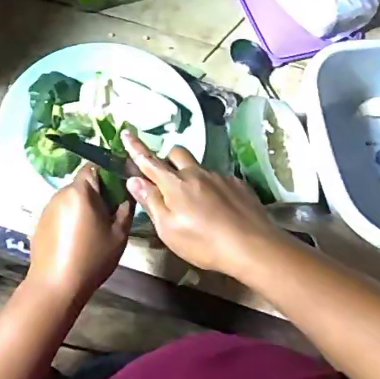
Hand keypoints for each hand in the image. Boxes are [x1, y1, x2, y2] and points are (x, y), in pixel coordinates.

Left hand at [27, 164, 131, 300]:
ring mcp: (47, 208)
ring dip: (82, 208)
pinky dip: (69, 220)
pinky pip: (60, 213)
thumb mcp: (119, 235)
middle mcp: (60, 193)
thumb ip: (126, 209)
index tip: (117, 192)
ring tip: (92, 232)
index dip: (106, 175)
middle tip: (108, 216)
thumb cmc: (92, 258)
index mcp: (80, 191)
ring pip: (70, 199)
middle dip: (95, 195)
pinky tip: (75, 241)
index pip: (93, 167)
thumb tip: (127, 193)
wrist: (55, 285)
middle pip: (81, 185)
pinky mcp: (40, 222)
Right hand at [122, 130, 282, 277]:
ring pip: (199, 168)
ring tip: (198, 206)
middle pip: (177, 153)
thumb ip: (151, 202)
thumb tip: (134, 180)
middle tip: (168, 180)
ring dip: (192, 178)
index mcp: (174, 184)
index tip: (126, 132)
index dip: (136, 147)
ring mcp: (219, 176)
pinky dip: (212, 189)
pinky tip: (219, 210)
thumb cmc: (204, 243)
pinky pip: (218, 179)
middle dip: (168, 160)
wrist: (253, 246)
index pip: (149, 161)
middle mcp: (196, 173)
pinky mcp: (238, 184)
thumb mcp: (169, 230)